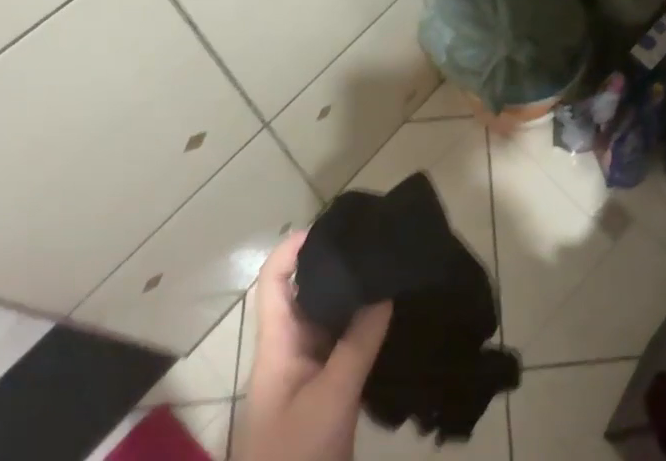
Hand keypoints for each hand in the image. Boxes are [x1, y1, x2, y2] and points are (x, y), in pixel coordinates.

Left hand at [238, 231, 392, 460]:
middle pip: (303, 294)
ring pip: (326, 320)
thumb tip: (382, 292)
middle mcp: (289, 349)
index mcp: (277, 344)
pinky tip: (390, 319)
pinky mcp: (325, 392)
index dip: (294, 249)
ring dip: (351, 297)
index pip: (274, 281)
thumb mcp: (331, 397)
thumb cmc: (296, 452)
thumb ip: (357, 345)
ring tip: (387, 272)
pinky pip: (342, 347)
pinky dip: (363, 328)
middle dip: (332, 266)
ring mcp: (307, 372)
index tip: (332, 227)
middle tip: (373, 245)